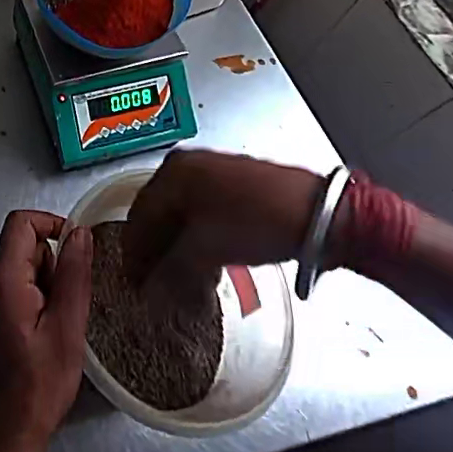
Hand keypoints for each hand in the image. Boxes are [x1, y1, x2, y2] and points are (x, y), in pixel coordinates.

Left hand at [0, 210, 91, 451]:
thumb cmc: (36, 387)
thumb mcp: (66, 329)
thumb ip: (73, 275)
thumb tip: (80, 232)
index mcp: (2, 278)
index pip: (22, 222)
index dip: (53, 224)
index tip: (79, 250)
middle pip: (25, 246)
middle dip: (53, 266)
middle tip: (68, 309)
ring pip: (22, 268)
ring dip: (46, 287)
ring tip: (56, 329)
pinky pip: (14, 288)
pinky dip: (34, 301)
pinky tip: (42, 337)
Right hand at [124, 149, 323, 305]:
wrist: (318, 215)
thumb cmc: (263, 220)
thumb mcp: (205, 250)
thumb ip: (169, 269)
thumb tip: (152, 286)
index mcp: (174, 171)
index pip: (138, 217)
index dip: (134, 255)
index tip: (134, 281)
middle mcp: (189, 165)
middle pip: (158, 215)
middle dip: (155, 252)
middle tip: (151, 283)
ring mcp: (213, 173)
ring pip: (180, 216)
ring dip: (176, 248)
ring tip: (178, 279)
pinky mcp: (235, 186)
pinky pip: (201, 214)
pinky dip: (196, 239)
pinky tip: (202, 263)